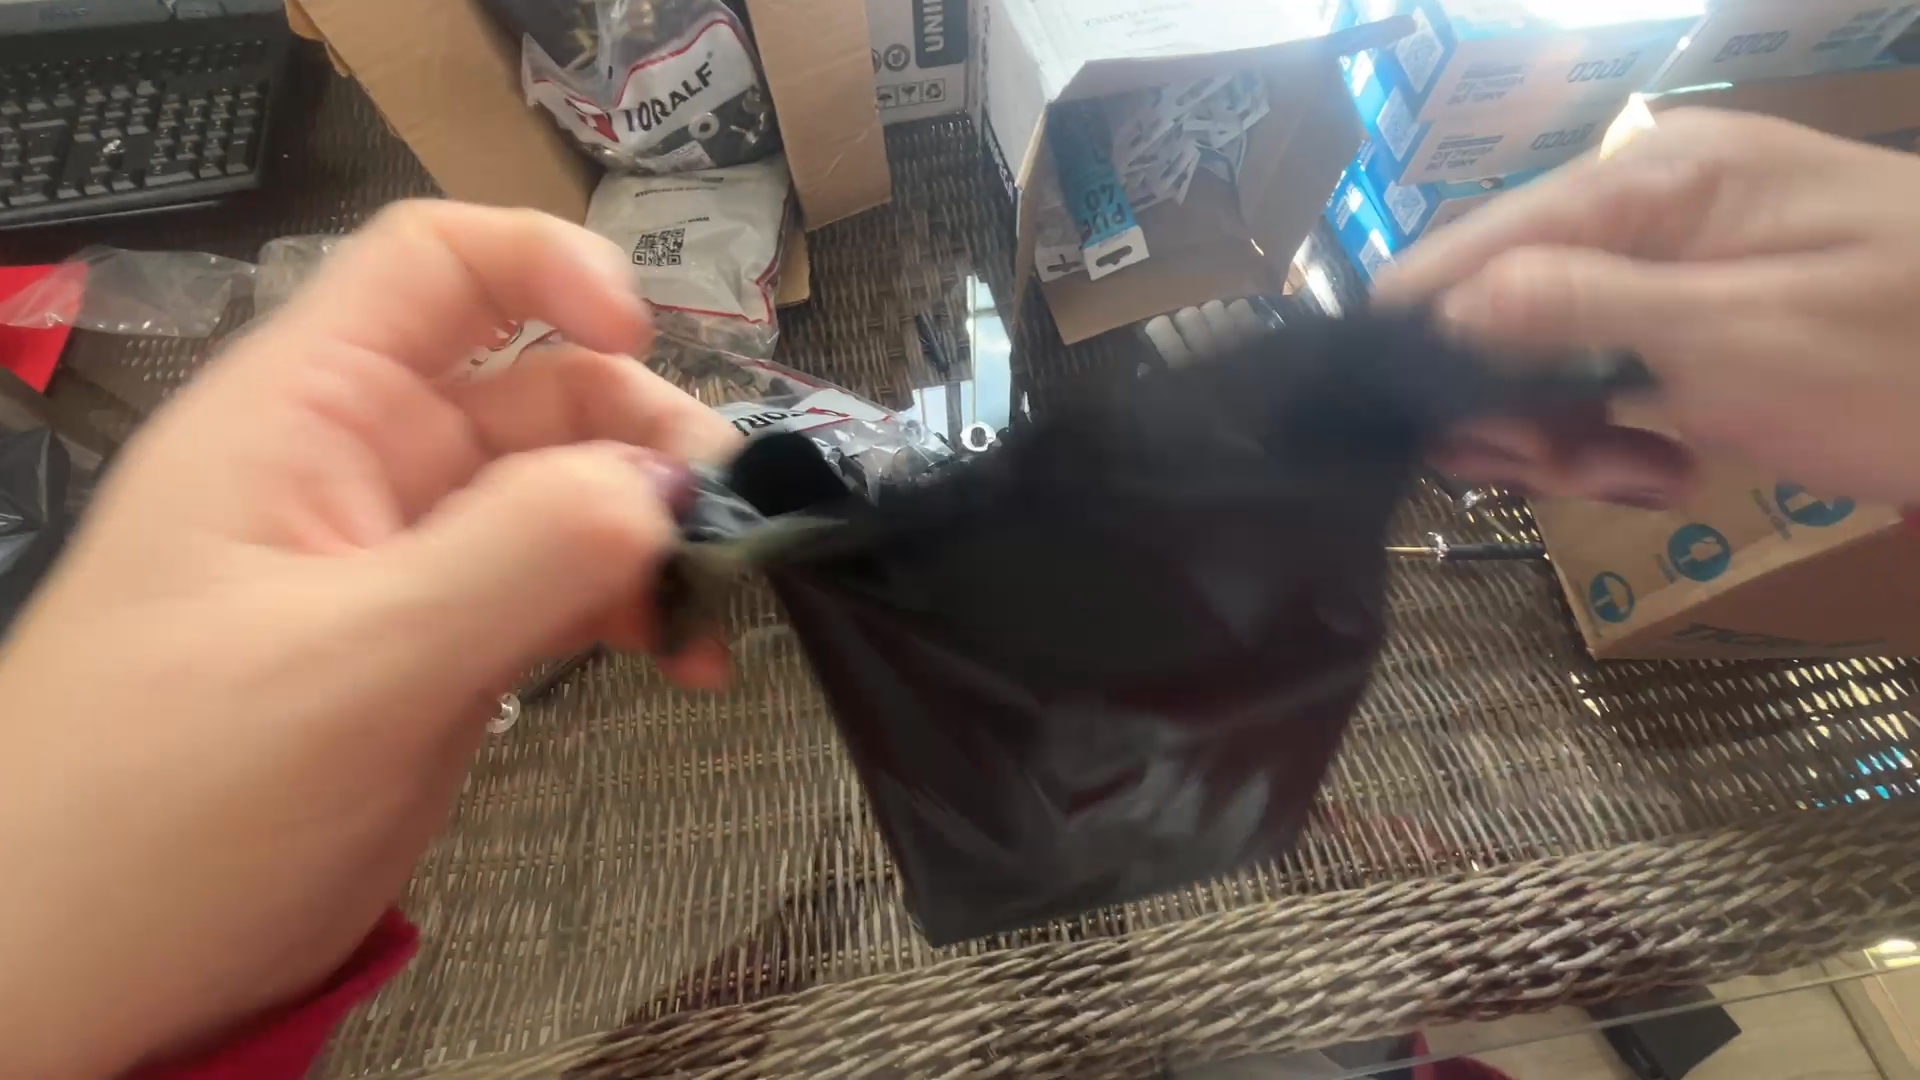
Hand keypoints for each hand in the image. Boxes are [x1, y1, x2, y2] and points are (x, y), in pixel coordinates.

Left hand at [0, 201, 738, 1077]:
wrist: (106, 980)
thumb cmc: (172, 807)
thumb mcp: (356, 664)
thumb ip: (522, 555)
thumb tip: (668, 489)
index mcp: (318, 413)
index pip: (441, 265)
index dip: (552, 266)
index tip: (645, 338)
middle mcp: (390, 462)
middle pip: (557, 390)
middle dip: (652, 441)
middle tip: (724, 516)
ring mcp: (444, 550)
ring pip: (592, 492)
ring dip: (667, 536)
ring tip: (713, 608)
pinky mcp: (481, 626)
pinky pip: (593, 580)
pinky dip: (651, 605)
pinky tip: (689, 659)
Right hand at [1376, 107, 1919, 507]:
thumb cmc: (1915, 364)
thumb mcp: (1738, 336)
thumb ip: (1577, 307)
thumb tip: (1438, 311)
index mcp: (1642, 187)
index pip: (1459, 252)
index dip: (1427, 342)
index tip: (1445, 427)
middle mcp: (1625, 218)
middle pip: (1476, 320)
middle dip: (1499, 407)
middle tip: (1553, 466)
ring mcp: (1640, 274)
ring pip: (1511, 370)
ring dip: (1549, 440)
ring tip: (1633, 474)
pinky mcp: (1653, 328)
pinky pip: (1564, 391)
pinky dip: (1592, 444)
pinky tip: (1658, 468)